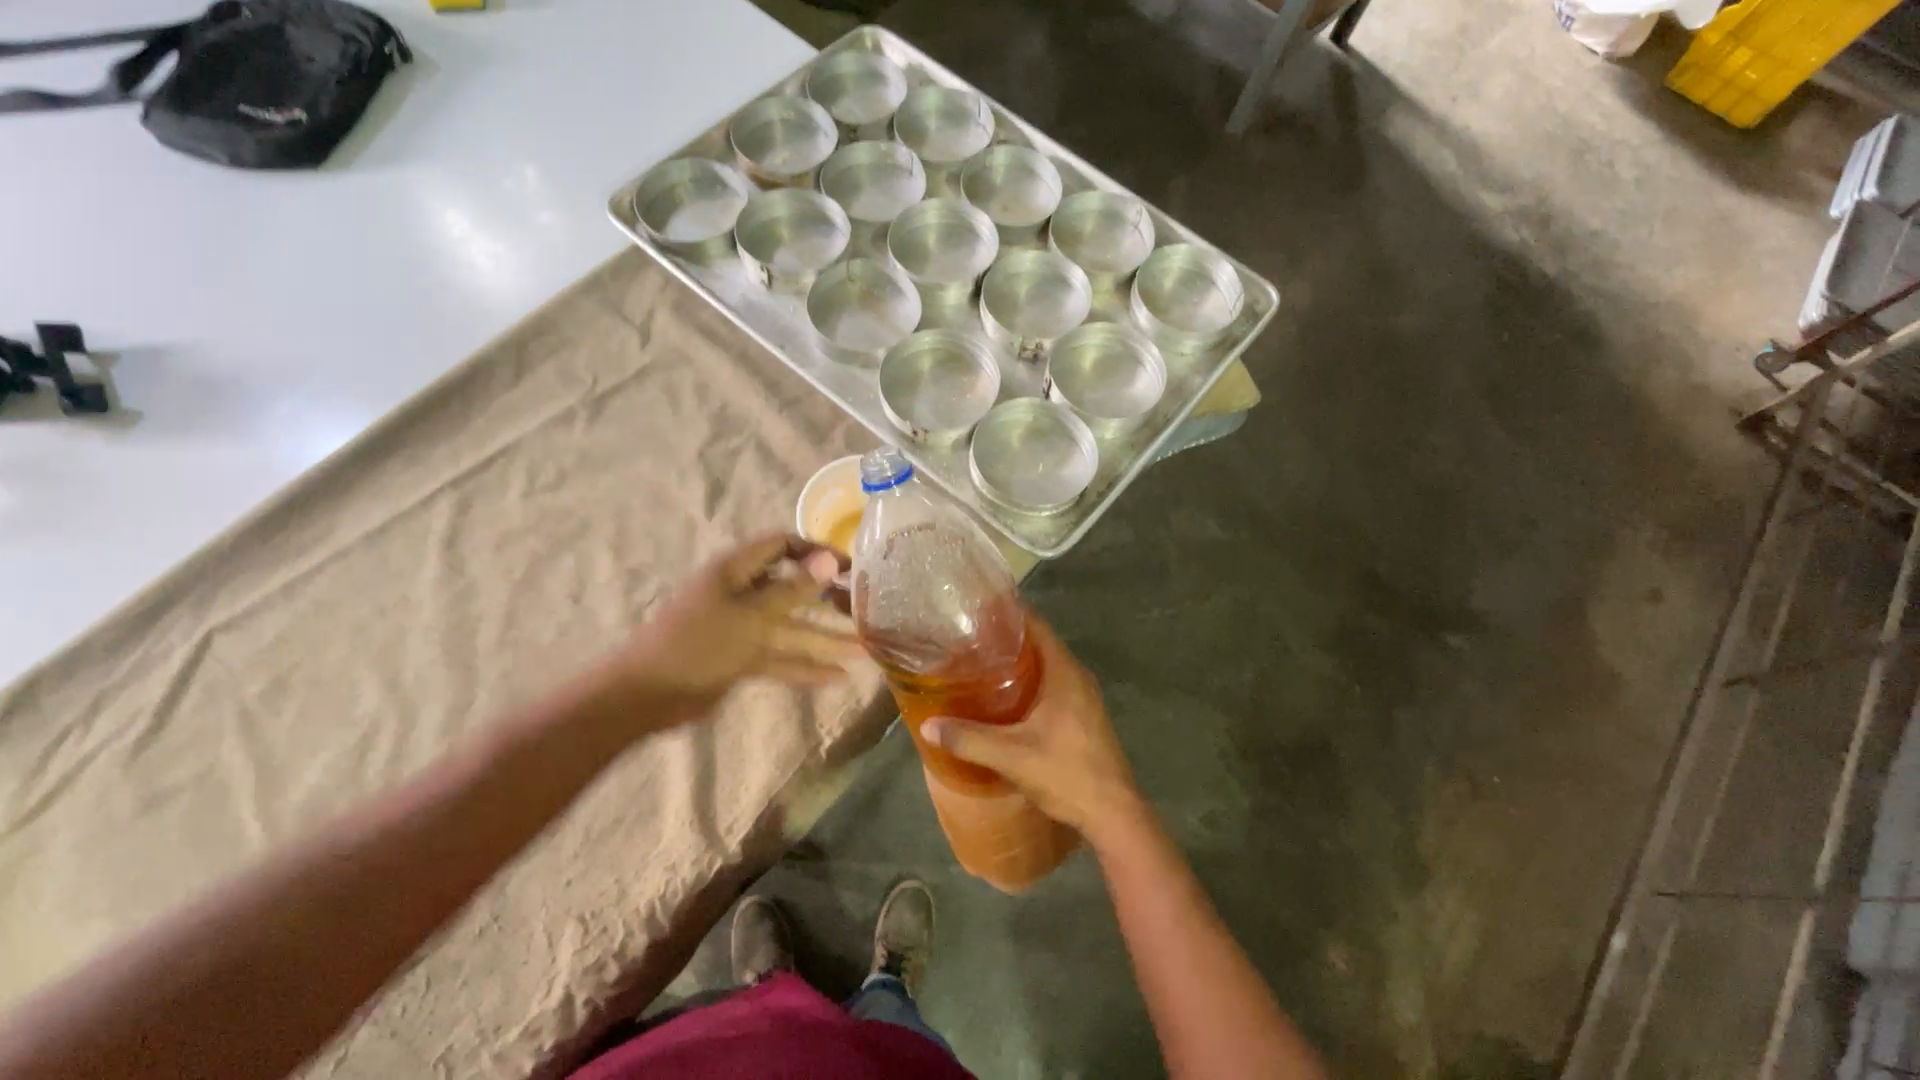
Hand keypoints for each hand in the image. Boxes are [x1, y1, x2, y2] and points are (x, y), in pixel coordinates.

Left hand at [609, 534, 865, 716]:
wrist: (648, 694)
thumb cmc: (698, 643)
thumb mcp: (751, 615)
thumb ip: (794, 590)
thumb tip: (830, 558)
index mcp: (736, 570)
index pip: (782, 546)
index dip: (816, 551)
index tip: (852, 566)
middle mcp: (740, 593)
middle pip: (791, 588)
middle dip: (827, 599)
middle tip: (865, 608)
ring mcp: (740, 628)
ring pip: (790, 629)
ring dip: (824, 639)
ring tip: (864, 650)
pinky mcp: (740, 660)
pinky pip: (779, 658)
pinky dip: (805, 667)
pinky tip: (837, 678)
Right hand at [923, 616, 1144, 842]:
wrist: (1113, 813)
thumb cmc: (1066, 774)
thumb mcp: (1011, 756)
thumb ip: (969, 738)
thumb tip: (928, 725)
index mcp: (1065, 673)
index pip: (1035, 626)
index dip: (1007, 614)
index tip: (975, 611)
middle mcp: (1077, 678)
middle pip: (1038, 645)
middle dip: (1004, 641)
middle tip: (967, 641)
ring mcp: (1084, 699)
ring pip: (1045, 669)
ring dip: (1015, 666)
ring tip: (977, 667)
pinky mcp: (1083, 718)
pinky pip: (1051, 688)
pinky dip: (1027, 686)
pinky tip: (1002, 701)